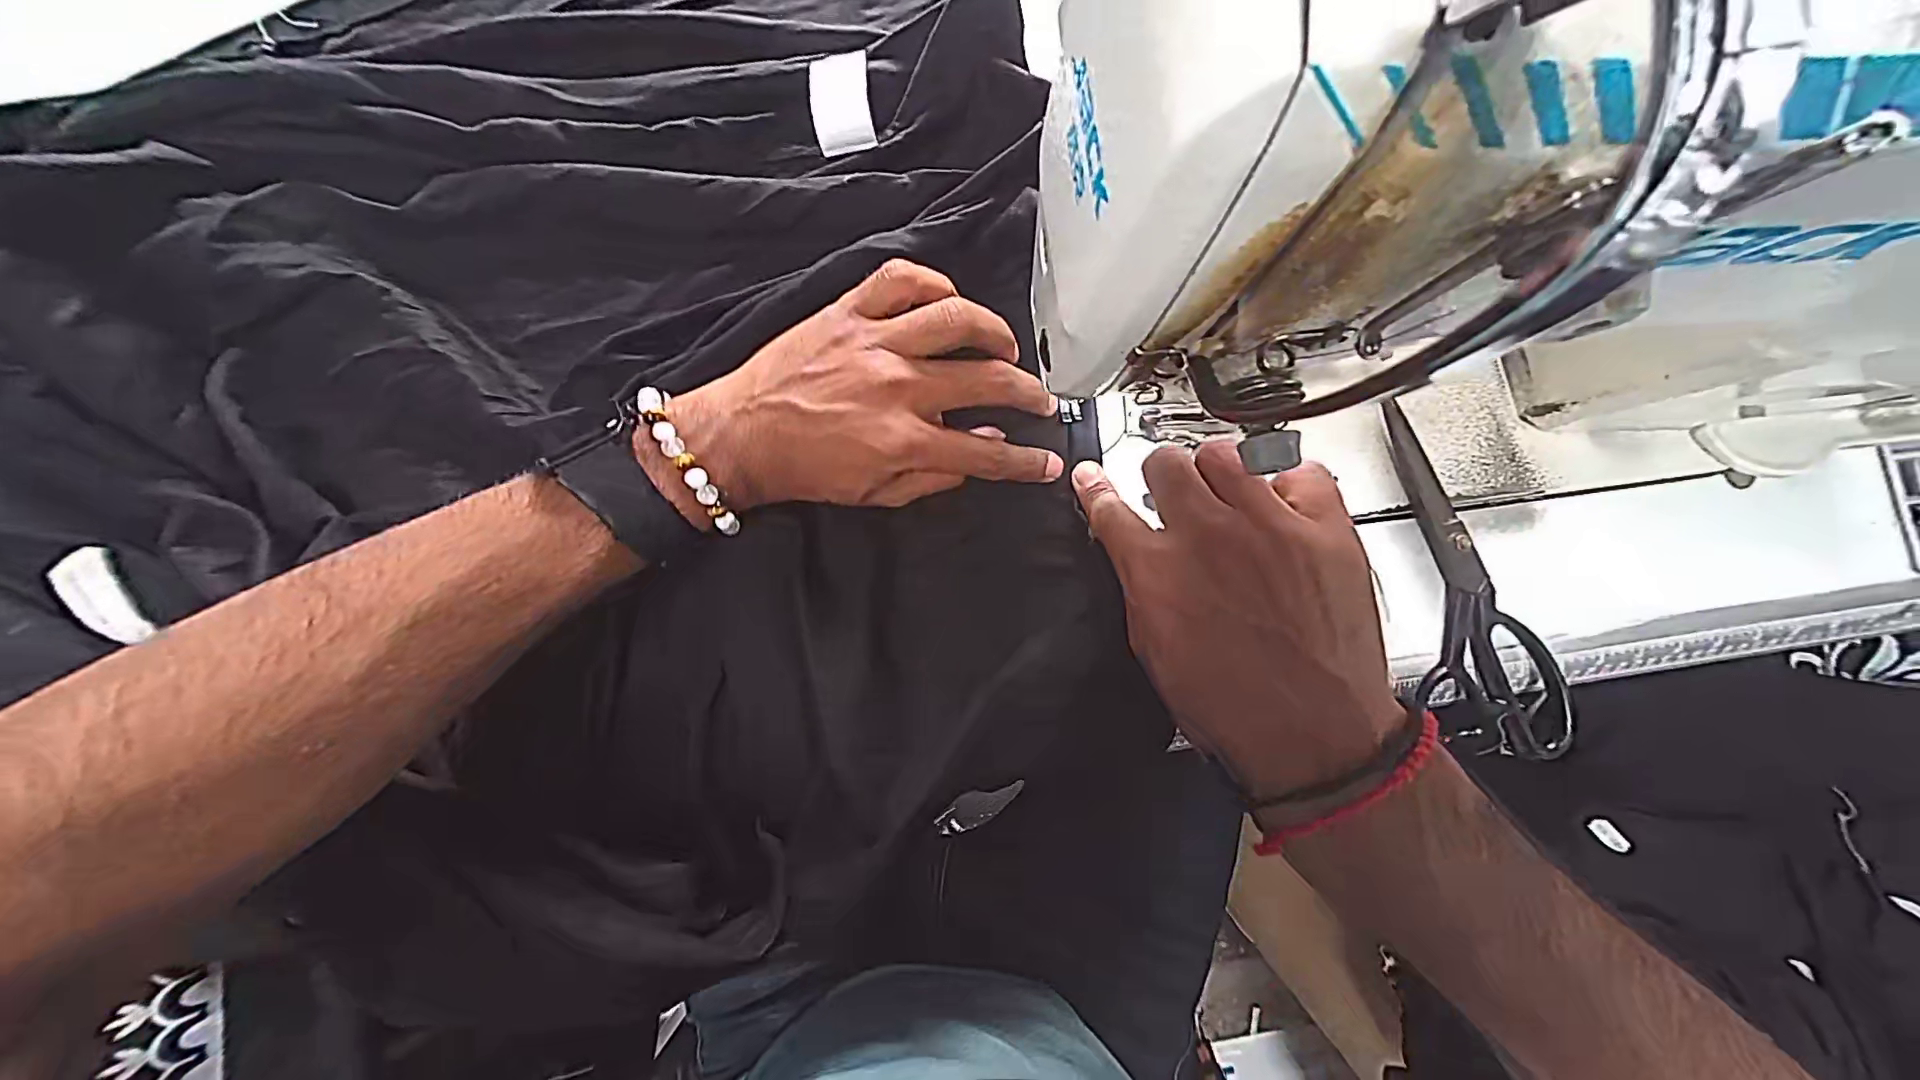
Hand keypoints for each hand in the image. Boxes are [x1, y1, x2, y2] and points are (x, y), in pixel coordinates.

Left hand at [644, 260, 1061, 522]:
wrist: (741, 436)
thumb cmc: (804, 469)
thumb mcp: (874, 493)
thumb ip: (934, 476)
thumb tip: (981, 447)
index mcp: (902, 439)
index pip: (985, 452)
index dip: (1024, 460)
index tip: (1045, 461)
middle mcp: (896, 386)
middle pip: (987, 380)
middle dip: (1029, 394)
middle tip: (1041, 400)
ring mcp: (873, 343)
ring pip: (956, 319)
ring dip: (994, 331)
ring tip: (1005, 346)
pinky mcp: (847, 315)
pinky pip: (900, 281)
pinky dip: (932, 283)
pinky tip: (946, 300)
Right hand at [1072, 441, 1404, 798]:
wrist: (1315, 734)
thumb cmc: (1234, 705)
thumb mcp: (1155, 650)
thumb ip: (1138, 588)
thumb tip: (1128, 553)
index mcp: (1156, 571)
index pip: (1107, 505)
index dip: (1095, 488)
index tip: (1093, 478)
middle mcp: (1208, 538)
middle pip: (1165, 463)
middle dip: (1160, 474)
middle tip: (1171, 490)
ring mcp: (1269, 527)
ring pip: (1224, 454)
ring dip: (1215, 472)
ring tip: (1226, 495)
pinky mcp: (1324, 530)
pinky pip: (1301, 471)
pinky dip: (1287, 484)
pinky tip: (1282, 507)